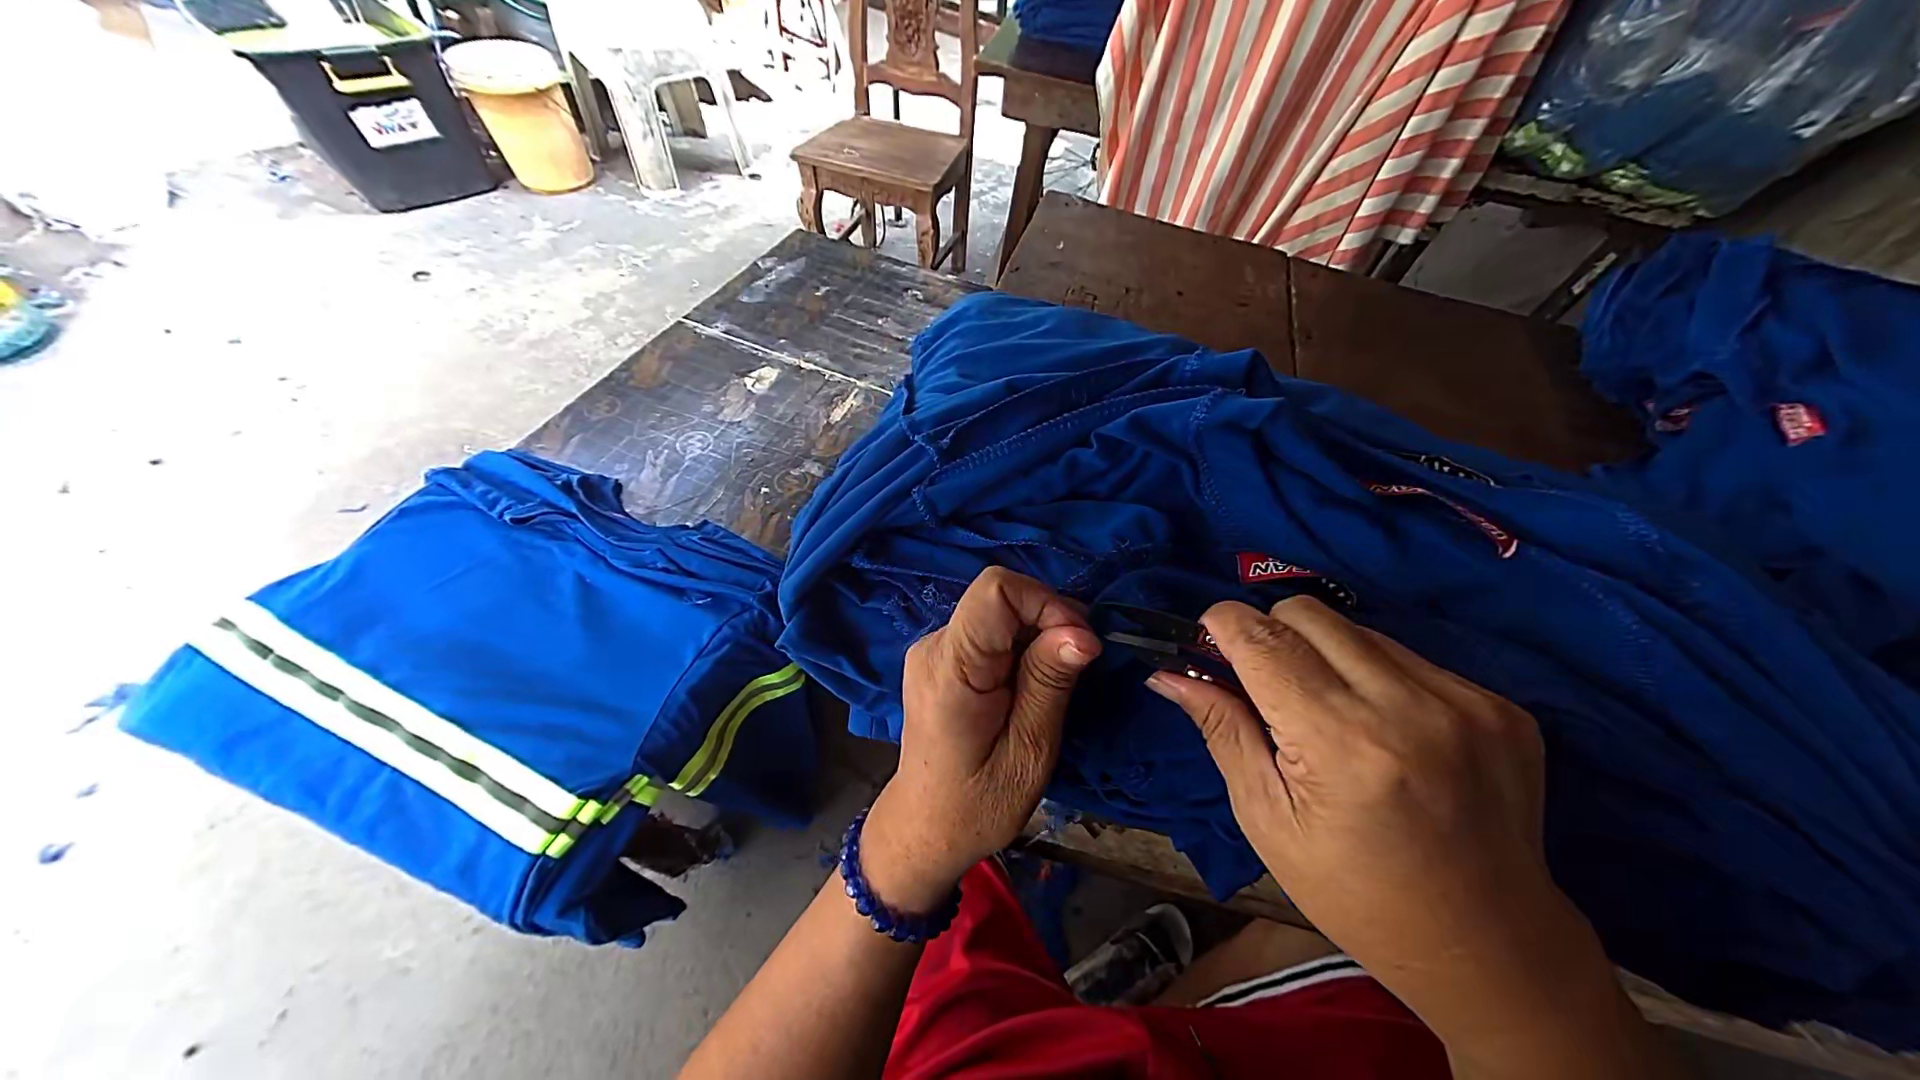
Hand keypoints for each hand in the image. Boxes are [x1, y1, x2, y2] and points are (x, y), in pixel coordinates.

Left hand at [859, 568, 1100, 912]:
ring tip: (1053, 685)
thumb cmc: (977, 805)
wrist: (925, 827)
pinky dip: (1020, 648)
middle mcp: (934, 645)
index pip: (995, 590)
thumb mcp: (1029, 752)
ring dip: (1038, 637)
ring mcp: (933, 648)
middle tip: (1076, 669)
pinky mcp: (941, 657)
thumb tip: (1082, 631)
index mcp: (951, 668)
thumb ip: (1050, 683)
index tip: (1079, 644)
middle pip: (1000, 599)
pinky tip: (1028, 687)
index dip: (1046, 603)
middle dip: (1049, 623)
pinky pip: (989, 631)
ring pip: (999, 612)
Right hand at [1144, 595, 1551, 978]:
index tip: (1207, 640)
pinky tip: (1382, 728)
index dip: (1222, 625)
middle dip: (1268, 633)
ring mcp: (1465, 703)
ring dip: (1322, 653)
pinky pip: (1408, 655)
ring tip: (1328, 712)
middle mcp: (1409, 708)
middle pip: (1306, 613)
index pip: (1262, 639)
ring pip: (1356, 628)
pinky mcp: (1501, 706)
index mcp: (1341, 743)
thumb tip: (1168, 673)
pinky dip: (1374, 675)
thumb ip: (1221, 730)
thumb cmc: (1353, 891)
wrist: (1488, 945)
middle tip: (1264, 683)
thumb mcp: (1266, 818)